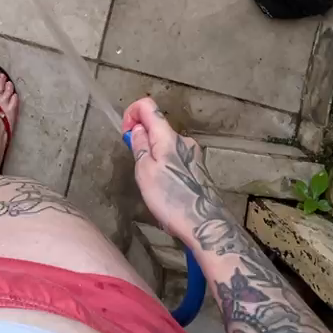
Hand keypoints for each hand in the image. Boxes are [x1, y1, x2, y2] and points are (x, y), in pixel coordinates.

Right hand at [123, 97, 223, 249]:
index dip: (131, 113)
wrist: (207, 226)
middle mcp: (183, 140)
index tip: (126, 135)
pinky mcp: (198, 169)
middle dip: (142, 139)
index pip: (147, 106)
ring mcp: (193, 155)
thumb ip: (140, 146)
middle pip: (157, 126)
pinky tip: (166, 190)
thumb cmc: (172, 199)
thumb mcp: (145, 172)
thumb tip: (138, 128)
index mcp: (168, 136)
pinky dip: (165, 165)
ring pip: (165, 144)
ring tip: (152, 184)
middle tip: (137, 166)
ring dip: (153, 155)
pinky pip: (175, 158)